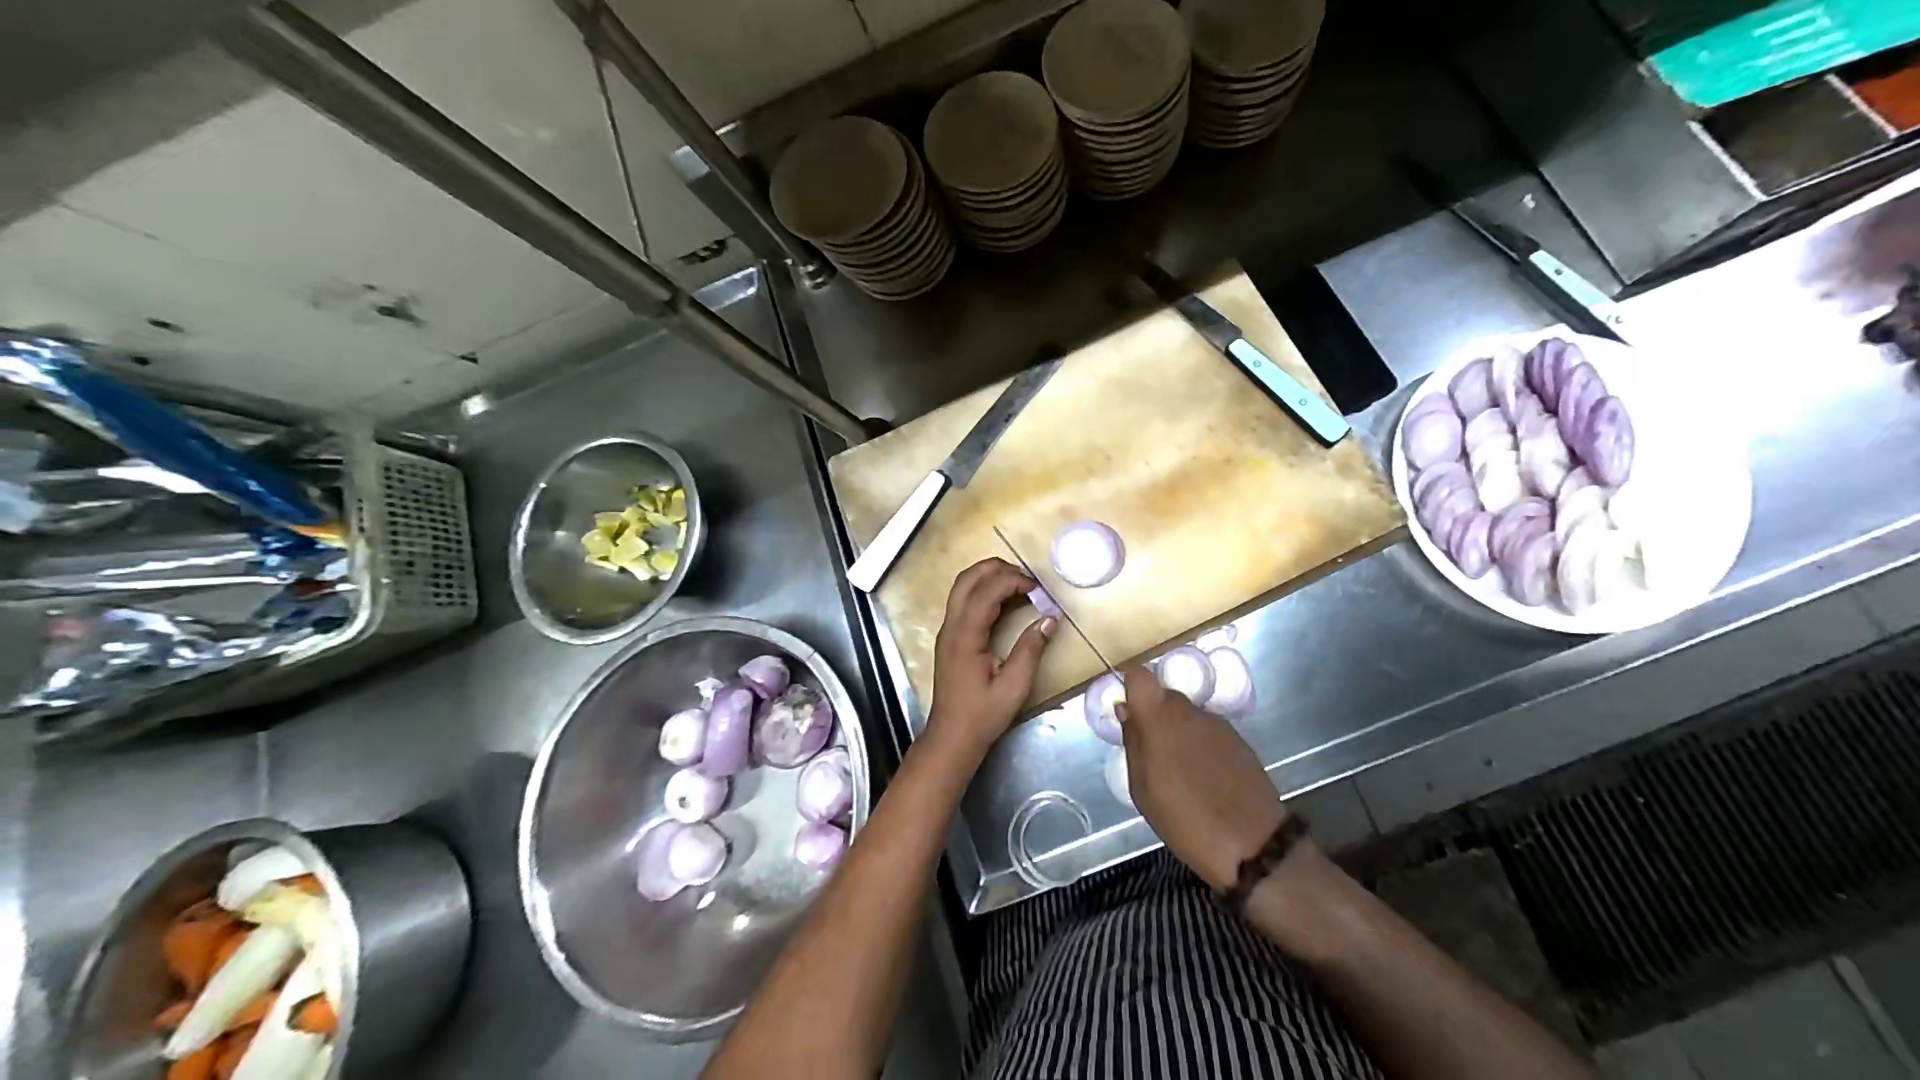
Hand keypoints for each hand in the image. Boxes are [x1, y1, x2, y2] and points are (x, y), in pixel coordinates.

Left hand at [925, 558, 1055, 762]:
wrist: (951, 736)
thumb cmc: (982, 715)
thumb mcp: (1014, 686)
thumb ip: (1031, 649)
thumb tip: (1050, 619)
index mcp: (965, 636)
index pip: (986, 592)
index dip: (1013, 581)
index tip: (1038, 588)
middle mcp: (951, 626)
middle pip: (967, 579)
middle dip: (997, 569)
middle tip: (1027, 577)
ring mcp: (947, 630)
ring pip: (962, 587)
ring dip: (988, 576)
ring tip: (1019, 583)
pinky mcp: (950, 636)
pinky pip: (963, 600)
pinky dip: (983, 590)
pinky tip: (1004, 600)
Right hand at [1120, 666, 1287, 889]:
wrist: (1254, 845)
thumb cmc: (1185, 820)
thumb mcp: (1143, 790)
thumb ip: (1133, 743)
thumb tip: (1127, 711)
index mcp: (1159, 718)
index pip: (1139, 676)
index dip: (1132, 690)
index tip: (1130, 715)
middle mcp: (1189, 711)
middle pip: (1164, 696)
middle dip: (1154, 716)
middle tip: (1152, 753)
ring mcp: (1217, 724)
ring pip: (1187, 715)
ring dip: (1178, 733)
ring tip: (1180, 772)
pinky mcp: (1238, 740)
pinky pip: (1206, 732)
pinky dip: (1199, 746)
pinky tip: (1203, 778)